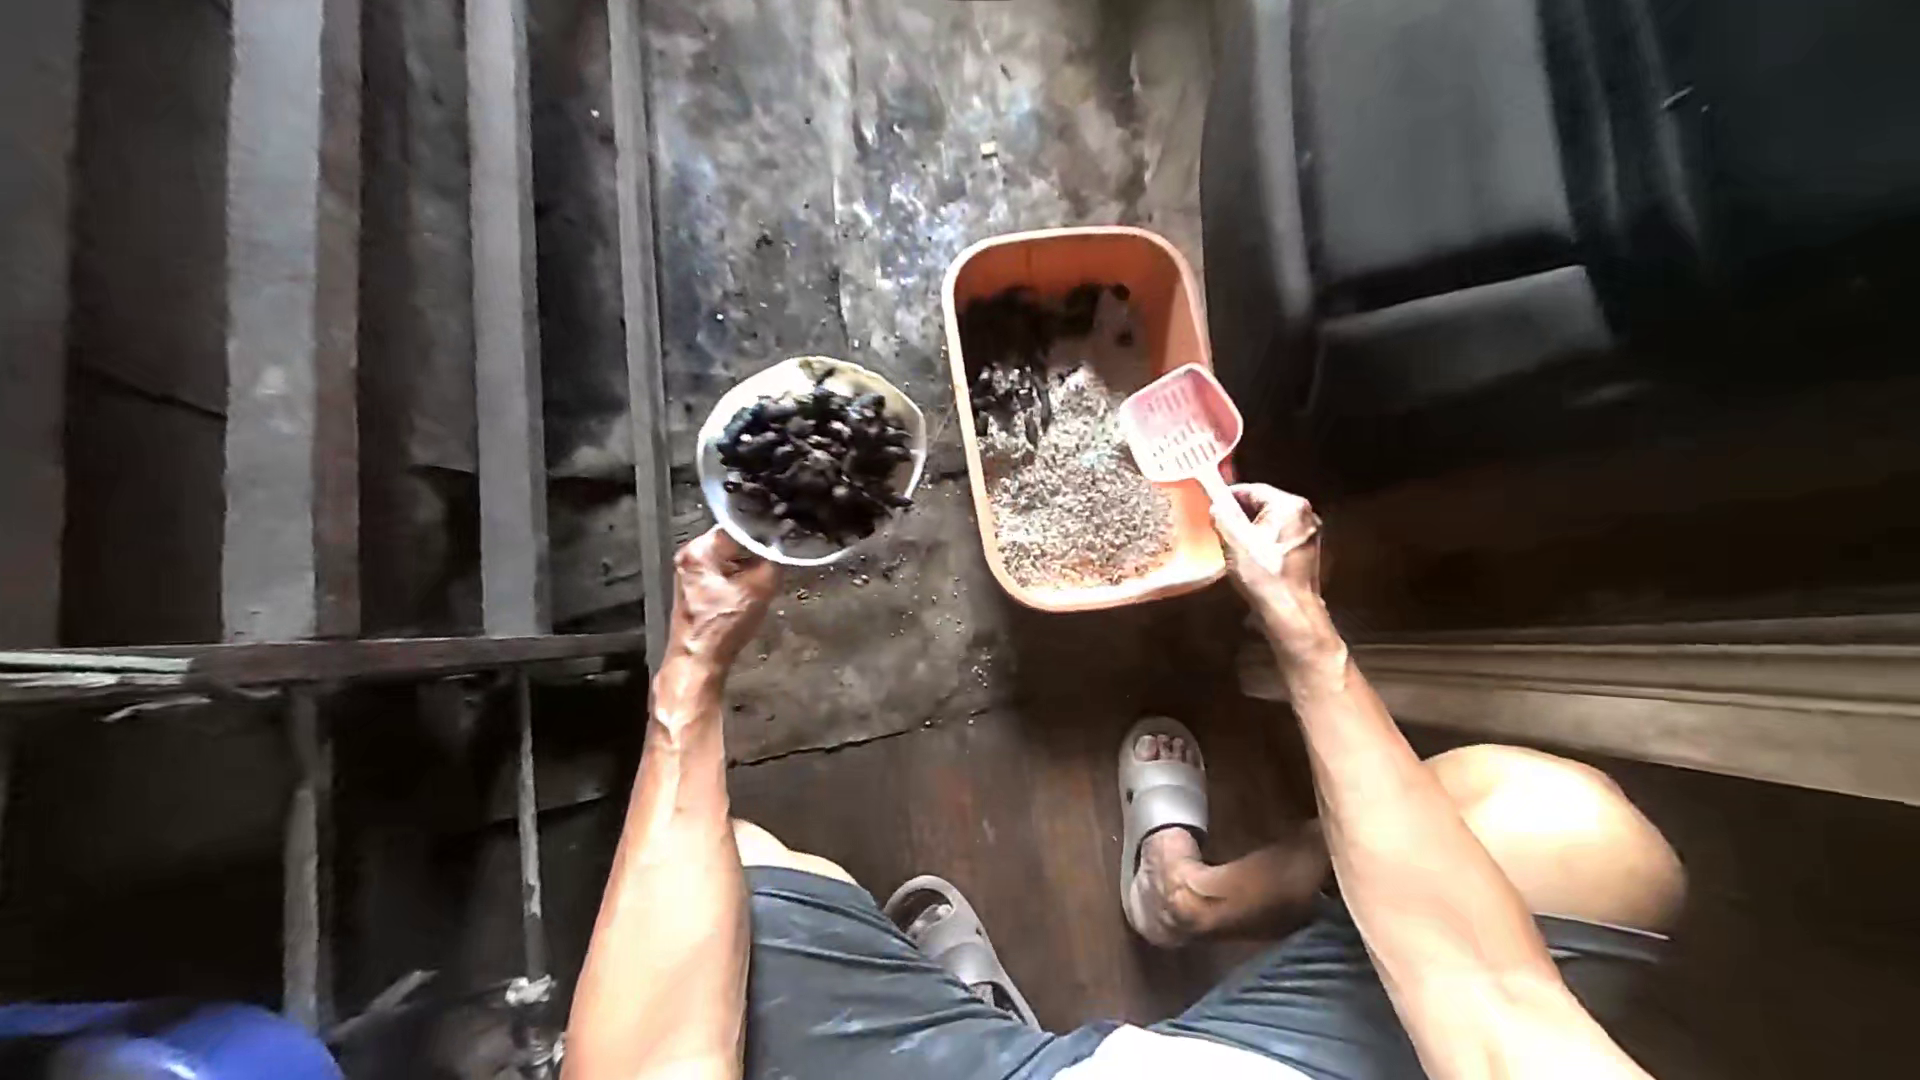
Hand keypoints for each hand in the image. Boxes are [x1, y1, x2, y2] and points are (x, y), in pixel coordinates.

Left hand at [667, 527, 780, 667]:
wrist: (700, 658)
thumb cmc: (722, 628)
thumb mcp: (761, 588)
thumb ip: (775, 560)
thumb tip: (784, 545)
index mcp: (700, 550)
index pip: (740, 526)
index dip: (764, 532)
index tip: (781, 538)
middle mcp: (690, 555)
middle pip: (734, 539)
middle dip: (756, 550)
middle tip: (773, 562)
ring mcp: (690, 570)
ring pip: (729, 554)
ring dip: (747, 564)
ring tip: (759, 581)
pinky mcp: (695, 584)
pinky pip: (722, 568)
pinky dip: (737, 575)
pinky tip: (747, 591)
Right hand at [1210, 484, 1335, 660]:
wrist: (1289, 610)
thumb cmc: (1263, 574)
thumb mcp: (1234, 542)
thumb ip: (1223, 517)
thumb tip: (1216, 505)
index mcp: (1289, 506)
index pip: (1253, 489)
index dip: (1229, 495)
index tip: (1212, 504)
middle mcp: (1305, 514)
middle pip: (1264, 504)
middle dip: (1240, 512)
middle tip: (1218, 523)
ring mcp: (1309, 533)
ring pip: (1272, 520)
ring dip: (1251, 526)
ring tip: (1231, 540)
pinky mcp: (1308, 549)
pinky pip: (1280, 535)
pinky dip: (1264, 539)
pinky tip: (1250, 554)